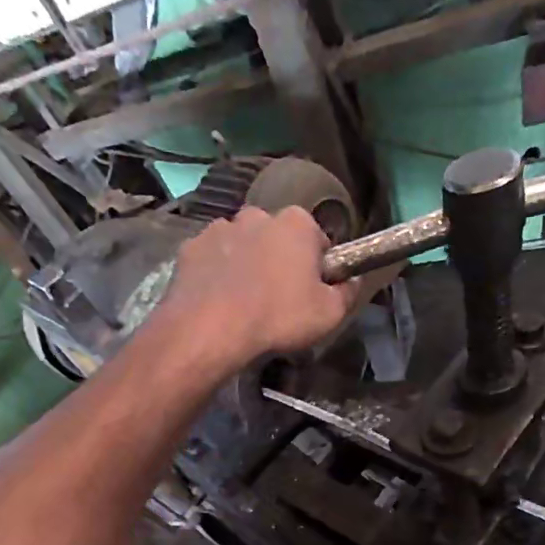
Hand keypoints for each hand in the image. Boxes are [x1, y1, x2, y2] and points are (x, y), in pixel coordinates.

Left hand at [151, 206, 359, 371]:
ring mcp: (220, 228)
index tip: (312, 292)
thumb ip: (347, 292)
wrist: (212, 328)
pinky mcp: (190, 248)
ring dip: (247, 265)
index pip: (317, 240)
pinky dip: (217, 274)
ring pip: (242, 245)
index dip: (317, 267)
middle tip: (279, 299)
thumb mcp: (330, 314)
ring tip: (245, 303)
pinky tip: (219, 301)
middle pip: (277, 238)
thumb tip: (353, 281)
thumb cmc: (280, 317)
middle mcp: (257, 215)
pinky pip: (212, 259)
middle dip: (280, 260)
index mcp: (297, 223)